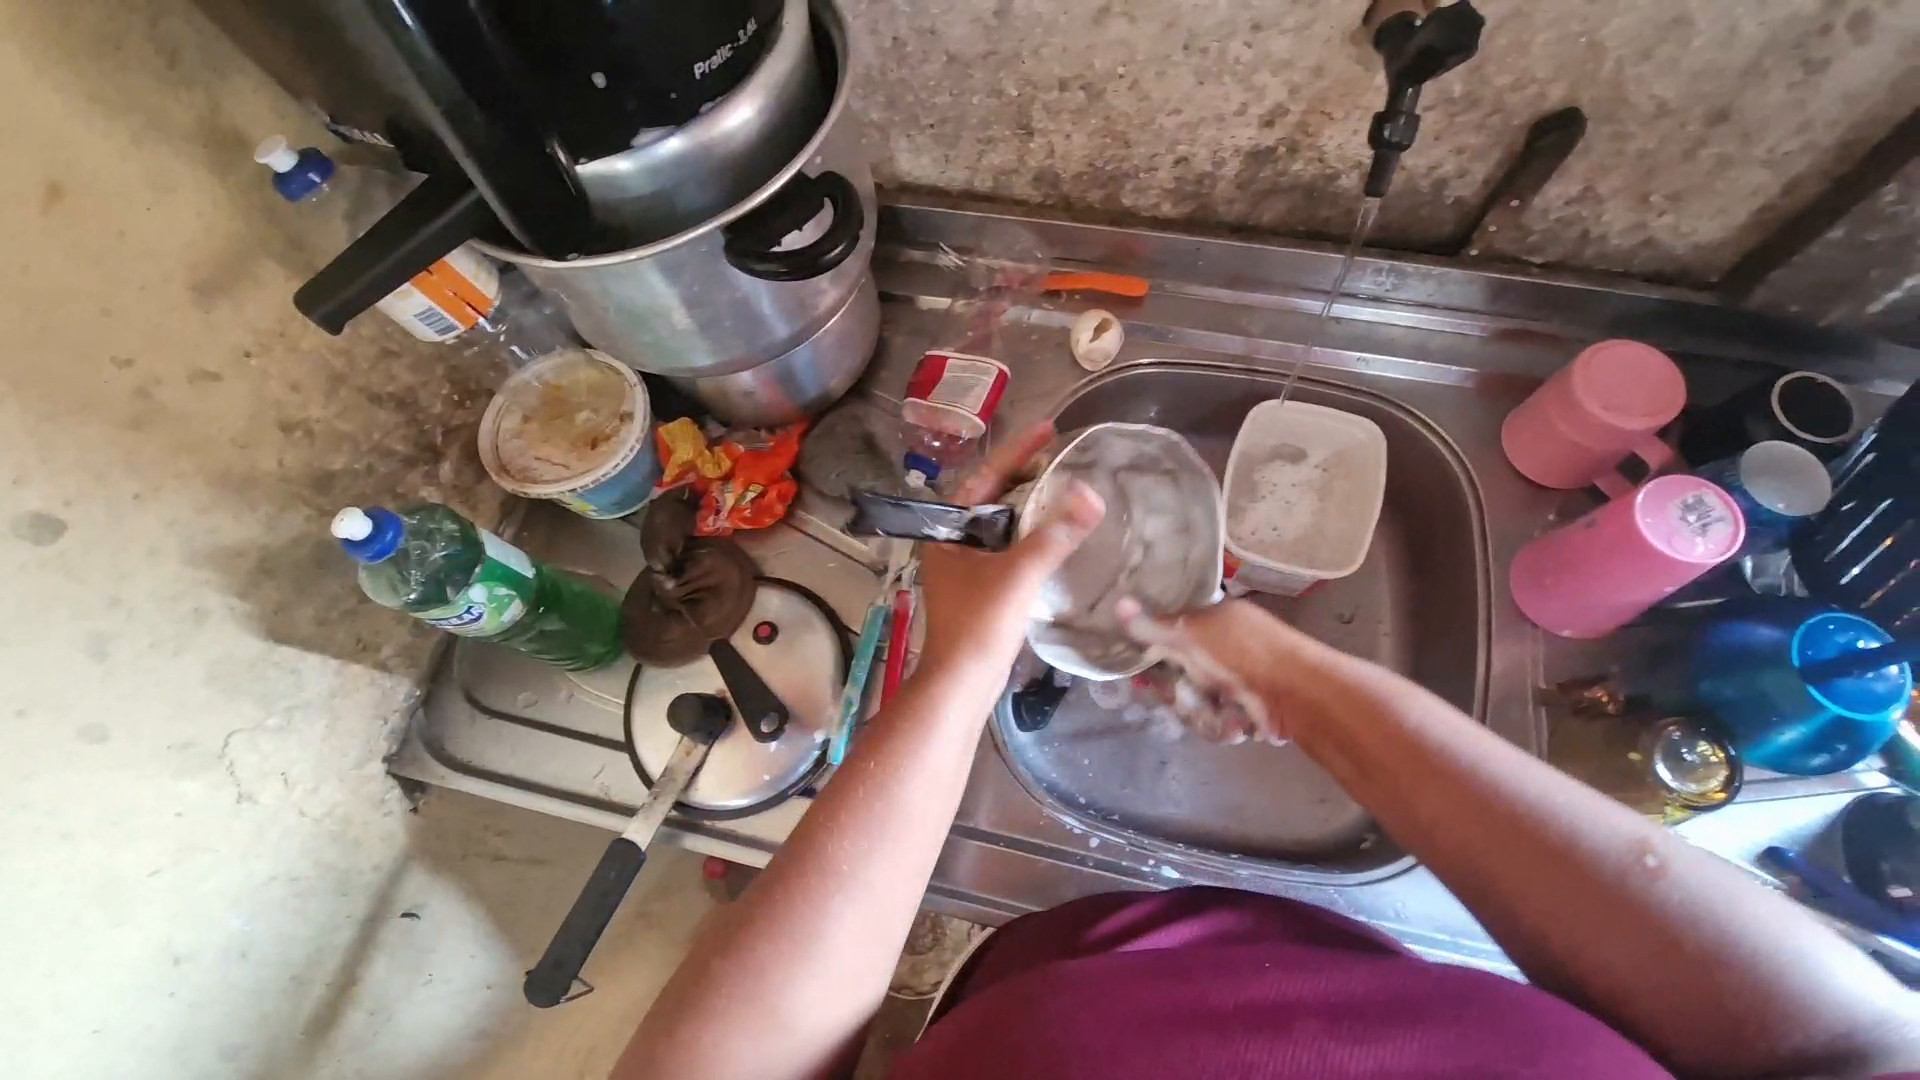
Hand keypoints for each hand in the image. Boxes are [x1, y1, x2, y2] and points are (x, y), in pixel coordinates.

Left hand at [915, 422, 1104, 678]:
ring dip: (1030, 507)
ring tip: (1064, 490)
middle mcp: (952, 542)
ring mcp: (965, 567)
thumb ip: (1054, 536)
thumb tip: (1092, 497)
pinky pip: (1008, 550)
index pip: (985, 477)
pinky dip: (1030, 537)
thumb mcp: (1018, 575)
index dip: (1017, 451)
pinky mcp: (980, 589)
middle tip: (1061, 459)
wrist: (961, 684)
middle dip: (1025, 476)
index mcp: (948, 530)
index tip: (1048, 429)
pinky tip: (1055, 538)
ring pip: (1001, 525)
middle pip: (992, 498)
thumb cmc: (979, 625)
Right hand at [1119, 598, 1308, 744]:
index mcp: (1215, 620)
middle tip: (1179, 698)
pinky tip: (1237, 724)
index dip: (1151, 654)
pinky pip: (1215, 721)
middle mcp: (1224, 649)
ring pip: (1194, 703)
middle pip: (1177, 675)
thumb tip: (1118, 604)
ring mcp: (1235, 682)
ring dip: (1201, 713)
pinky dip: (1223, 724)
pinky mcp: (1245, 711)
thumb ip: (1154, 626)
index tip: (1138, 674)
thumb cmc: (1246, 654)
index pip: (1170, 634)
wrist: (1301, 695)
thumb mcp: (1195, 635)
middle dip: (1177, 693)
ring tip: (1219, 714)